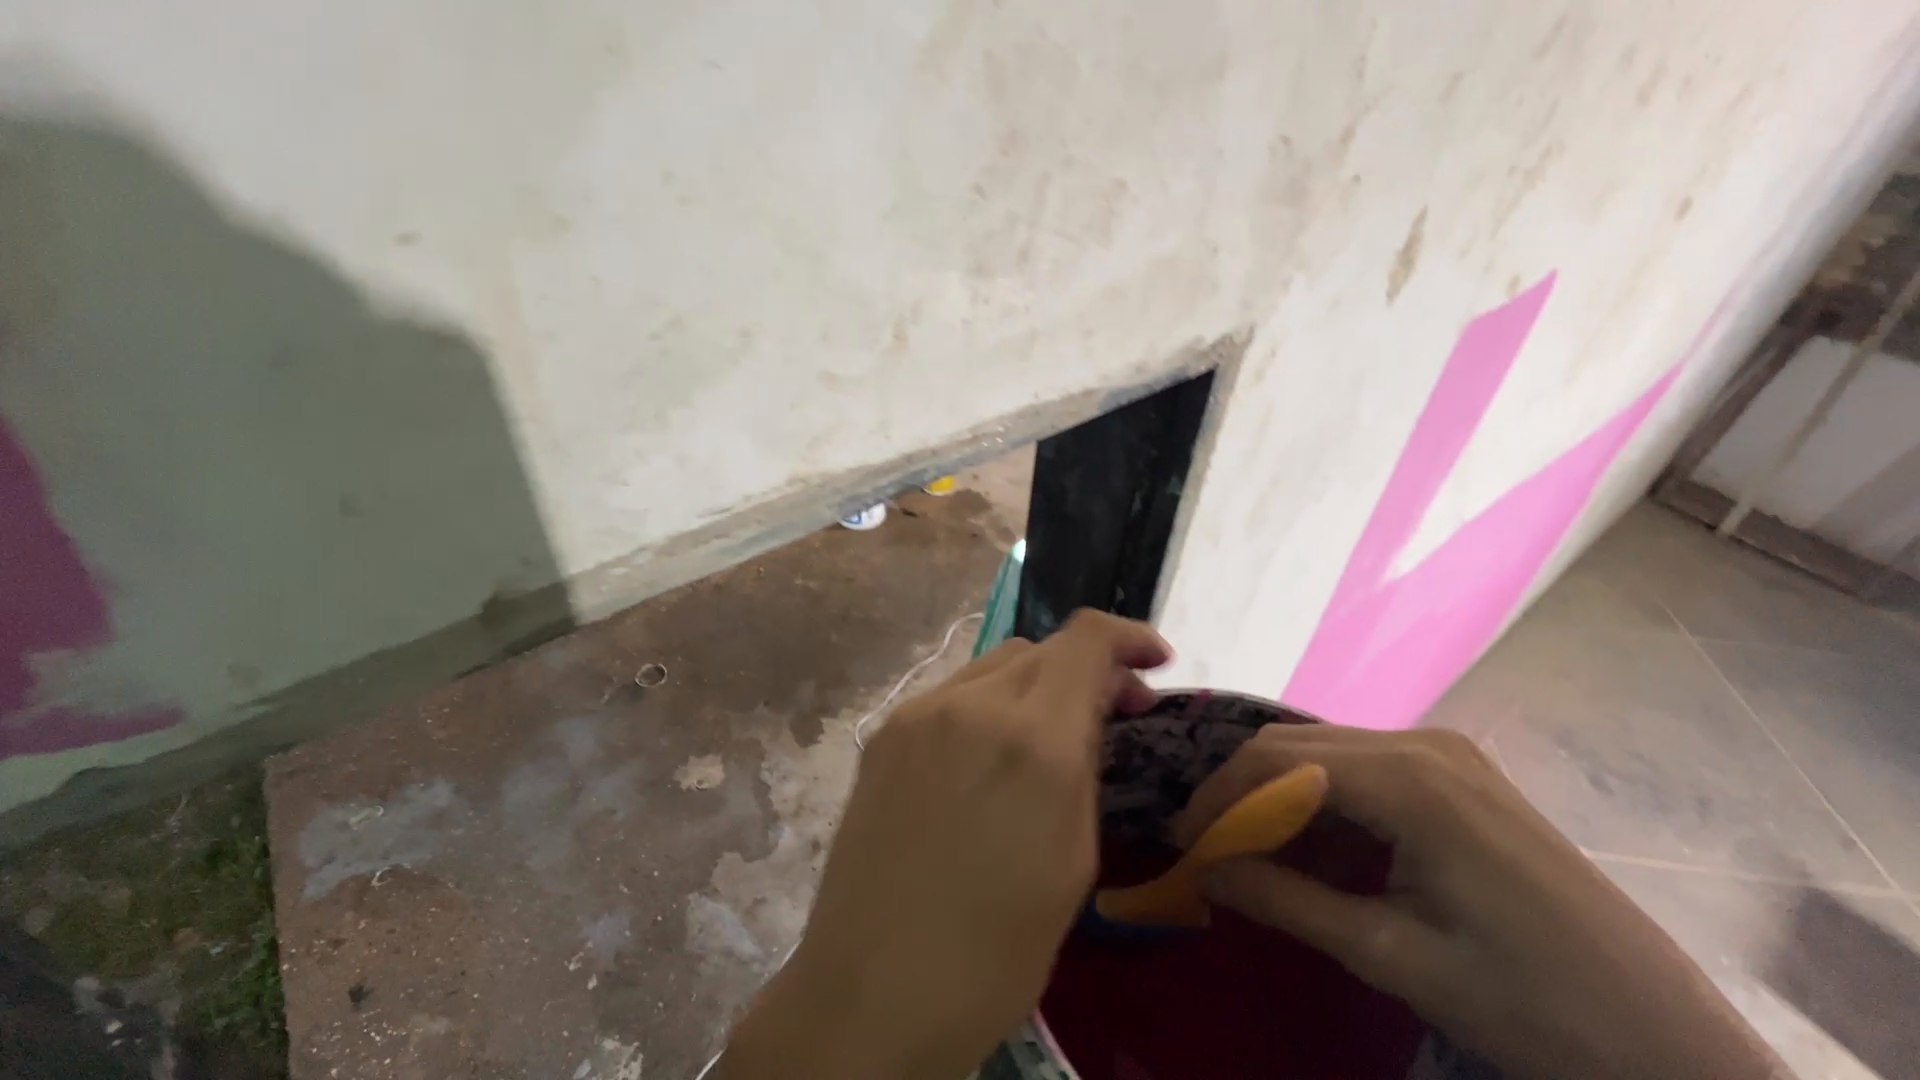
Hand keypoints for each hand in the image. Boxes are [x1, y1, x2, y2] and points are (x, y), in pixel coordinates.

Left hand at [715, 610, 1170, 1078]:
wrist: (872, 993)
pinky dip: (990, 704)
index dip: (1129, 637)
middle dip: (1088, 668)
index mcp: (1033, 740)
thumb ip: (1084, 767)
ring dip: (1037, 683)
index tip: (1155, 664)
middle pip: (1041, 648)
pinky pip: (952, 696)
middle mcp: (970, 706)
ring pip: (994, 665)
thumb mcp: (1072, 859)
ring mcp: (917, 716)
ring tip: (1054, 733)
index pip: (1086, 640)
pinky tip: (993, 753)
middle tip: (1116, 712)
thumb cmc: (995, 951)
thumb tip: (1092, 714)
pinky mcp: (882, 736)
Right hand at [1175, 725, 1786, 1079]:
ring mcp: (1449, 756)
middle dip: (1242, 796)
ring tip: (1255, 863)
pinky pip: (1367, 774)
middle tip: (1209, 855)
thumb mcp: (1389, 955)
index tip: (1182, 845)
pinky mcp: (1462, 778)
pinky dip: (1327, 809)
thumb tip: (1201, 872)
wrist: (1665, 1038)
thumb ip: (1283, 901)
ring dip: (1282, 803)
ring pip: (1326, 757)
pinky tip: (1320, 858)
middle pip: (1295, 747)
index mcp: (1409, 778)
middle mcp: (1424, 744)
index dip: (1217, 798)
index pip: (1275, 760)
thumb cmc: (1527, 1001)